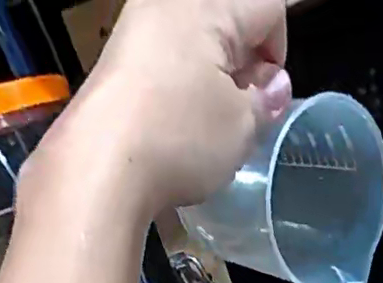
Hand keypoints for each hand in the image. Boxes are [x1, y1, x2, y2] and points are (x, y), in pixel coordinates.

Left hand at [47, 0, 291, 214]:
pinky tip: (182, 122)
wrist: (102, 164)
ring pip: (199, 39)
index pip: (268, 7)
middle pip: (230, 18)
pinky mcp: (120, 57)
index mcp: (209, 5)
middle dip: (246, 61)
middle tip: (244, 111)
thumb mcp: (242, 126)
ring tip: (212, 122)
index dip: (280, 52)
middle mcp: (170, 3)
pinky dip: (187, 84)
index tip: (269, 94)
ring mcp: (139, 26)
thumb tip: (273, 84)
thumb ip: (266, 100)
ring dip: (216, 76)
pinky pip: (169, 57)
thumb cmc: (180, 138)